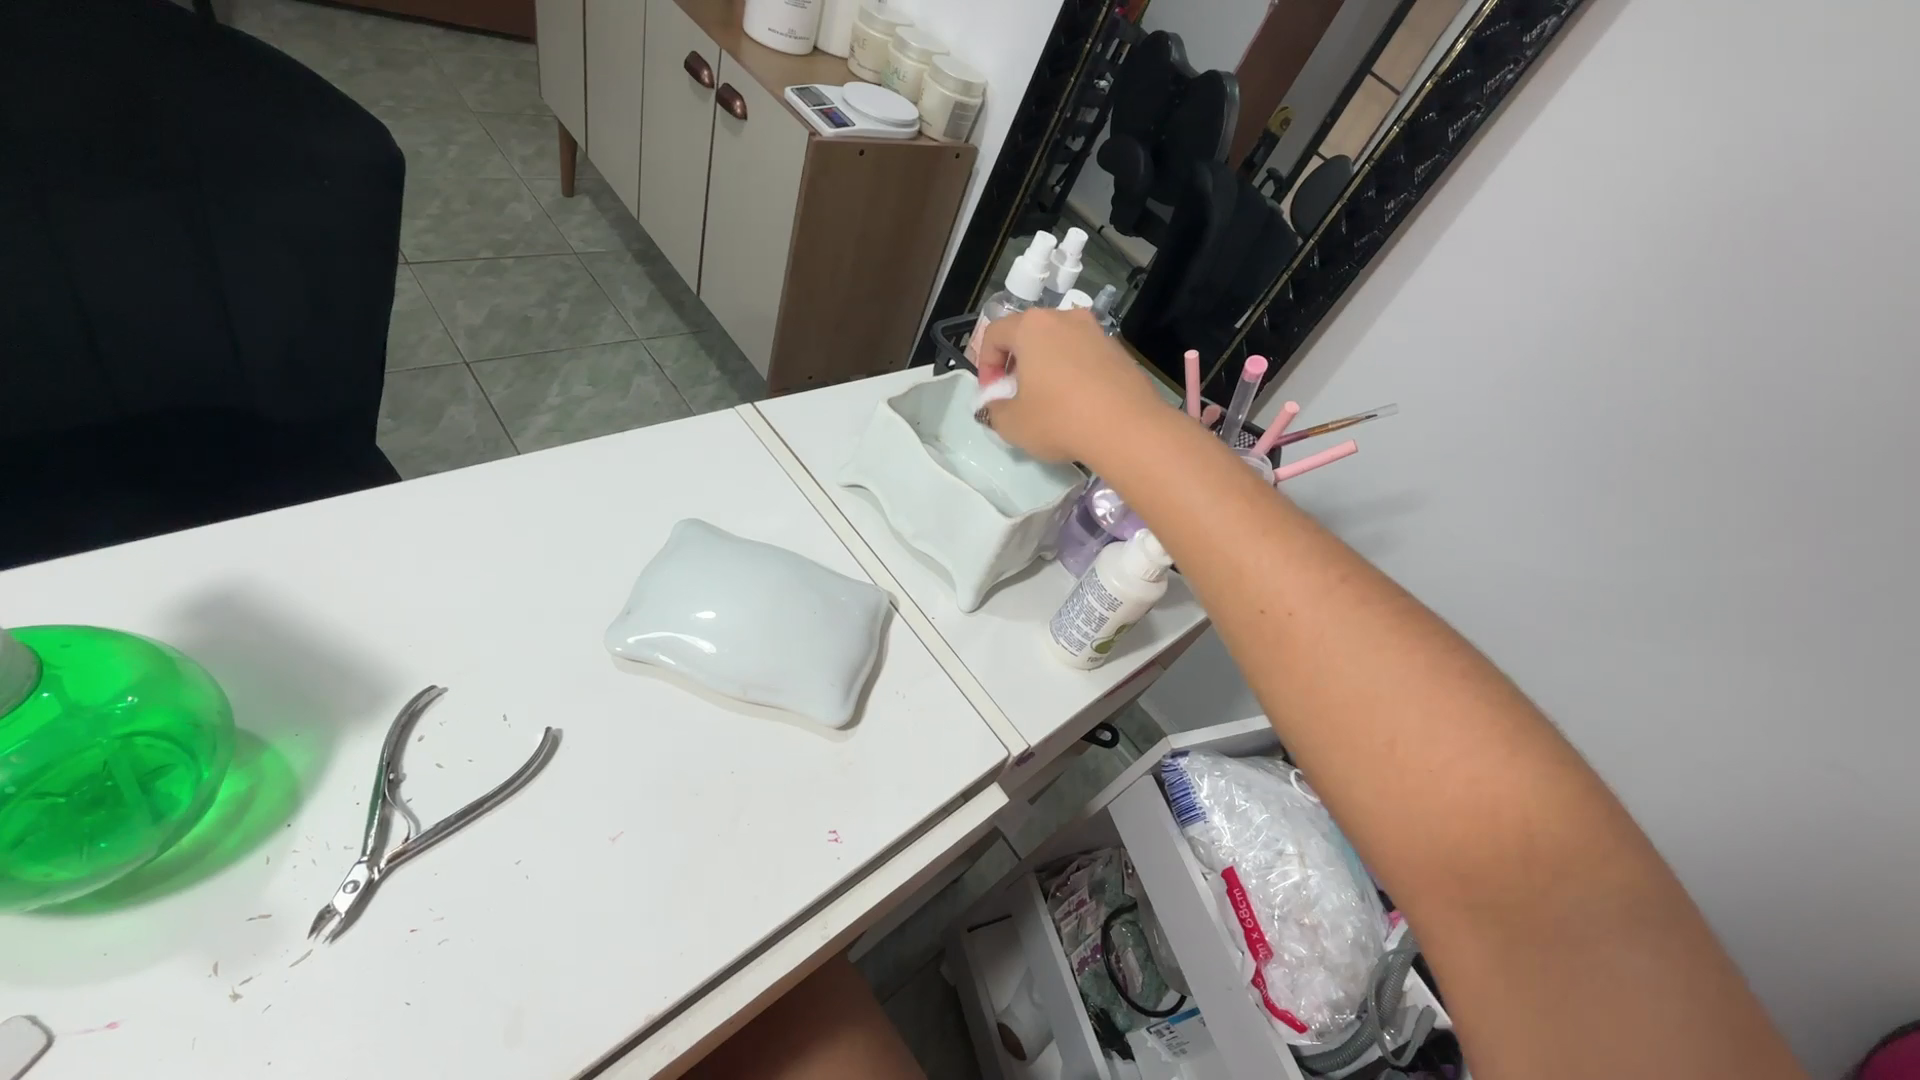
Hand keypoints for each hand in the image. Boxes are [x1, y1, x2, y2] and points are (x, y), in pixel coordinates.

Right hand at [975, 308, 1167, 464]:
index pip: (994, 333)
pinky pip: (1085, 357)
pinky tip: (1078, 404)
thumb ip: (994, 410)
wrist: (1128, 428)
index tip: (991, 394)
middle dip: (1016, 363)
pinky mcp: (1119, 351)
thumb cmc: (1059, 419)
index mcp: (1031, 326)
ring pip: (1059, 344)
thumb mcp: (1012, 424)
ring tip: (1049, 401)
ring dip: (1047, 367)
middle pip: (1028, 334)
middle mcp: (1065, 318)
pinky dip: (1074, 374)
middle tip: (1016, 395)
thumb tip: (997, 404)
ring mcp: (1096, 332)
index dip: (984, 364)